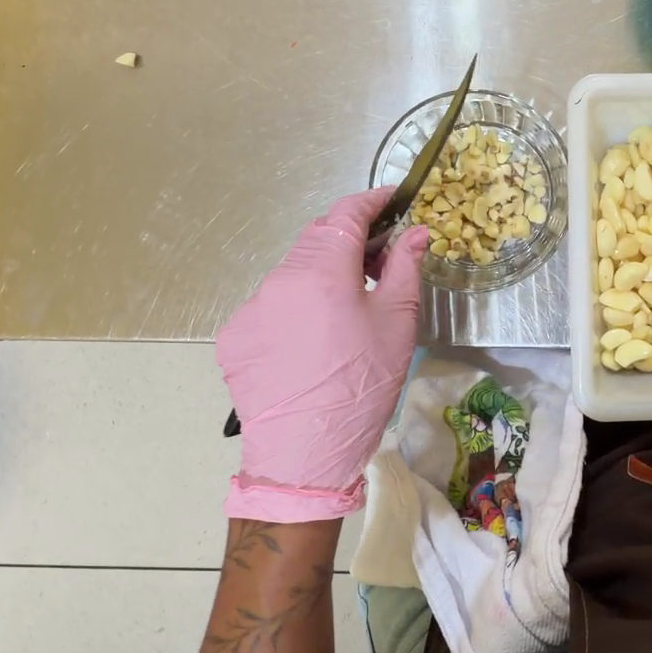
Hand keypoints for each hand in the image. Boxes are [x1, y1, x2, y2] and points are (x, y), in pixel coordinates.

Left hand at [216, 187, 428, 523]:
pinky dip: (299, 304)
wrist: (304, 455)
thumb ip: (405, 269)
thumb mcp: (397, 324)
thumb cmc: (363, 386)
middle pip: (317, 240)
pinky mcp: (236, 337)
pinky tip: (317, 337)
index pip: (345, 215)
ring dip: (324, 273)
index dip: (371, 200)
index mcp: (321, 272)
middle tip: (383, 257)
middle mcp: (278, 280)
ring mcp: (251, 309)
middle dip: (350, 239)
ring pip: (294, 272)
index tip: (392, 198)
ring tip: (351, 304)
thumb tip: (415, 233)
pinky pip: (273, 304)